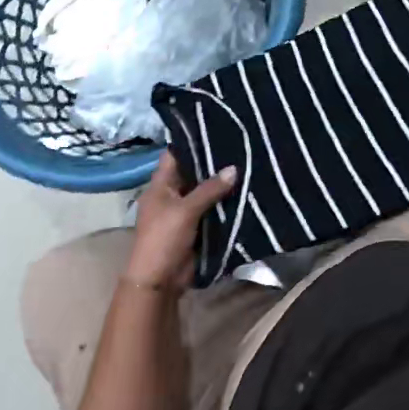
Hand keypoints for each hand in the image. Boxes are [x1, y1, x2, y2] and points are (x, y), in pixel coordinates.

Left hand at [121, 152, 238, 293]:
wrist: (160, 279)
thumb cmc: (164, 238)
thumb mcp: (185, 210)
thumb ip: (209, 189)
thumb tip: (234, 168)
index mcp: (160, 185)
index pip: (174, 155)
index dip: (191, 143)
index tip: (215, 130)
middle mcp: (171, 195)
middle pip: (192, 173)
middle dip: (212, 164)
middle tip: (240, 146)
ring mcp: (183, 212)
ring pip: (204, 192)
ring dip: (221, 185)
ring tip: (248, 164)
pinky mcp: (195, 227)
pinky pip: (211, 211)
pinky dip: (224, 204)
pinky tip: (244, 192)